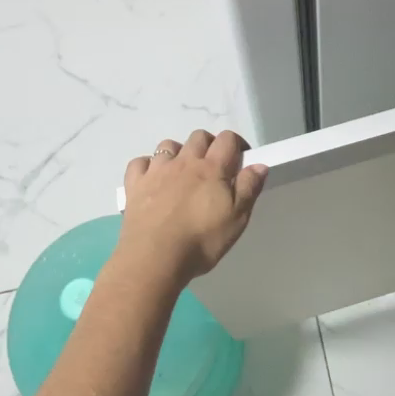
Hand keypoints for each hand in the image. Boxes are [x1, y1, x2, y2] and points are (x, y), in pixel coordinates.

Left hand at [118, 129, 267, 284]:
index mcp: (211, 169)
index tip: (240, 160)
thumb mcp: (236, 219)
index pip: (228, 139)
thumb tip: (259, 165)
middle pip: (199, 137)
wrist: (154, 259)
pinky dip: (148, 165)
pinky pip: (140, 162)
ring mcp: (157, 171)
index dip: (237, 144)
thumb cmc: (201, 241)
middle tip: (214, 168)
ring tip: (183, 173)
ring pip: (169, 145)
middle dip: (209, 144)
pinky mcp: (135, 185)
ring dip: (179, 152)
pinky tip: (153, 179)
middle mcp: (184, 162)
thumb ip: (248, 188)